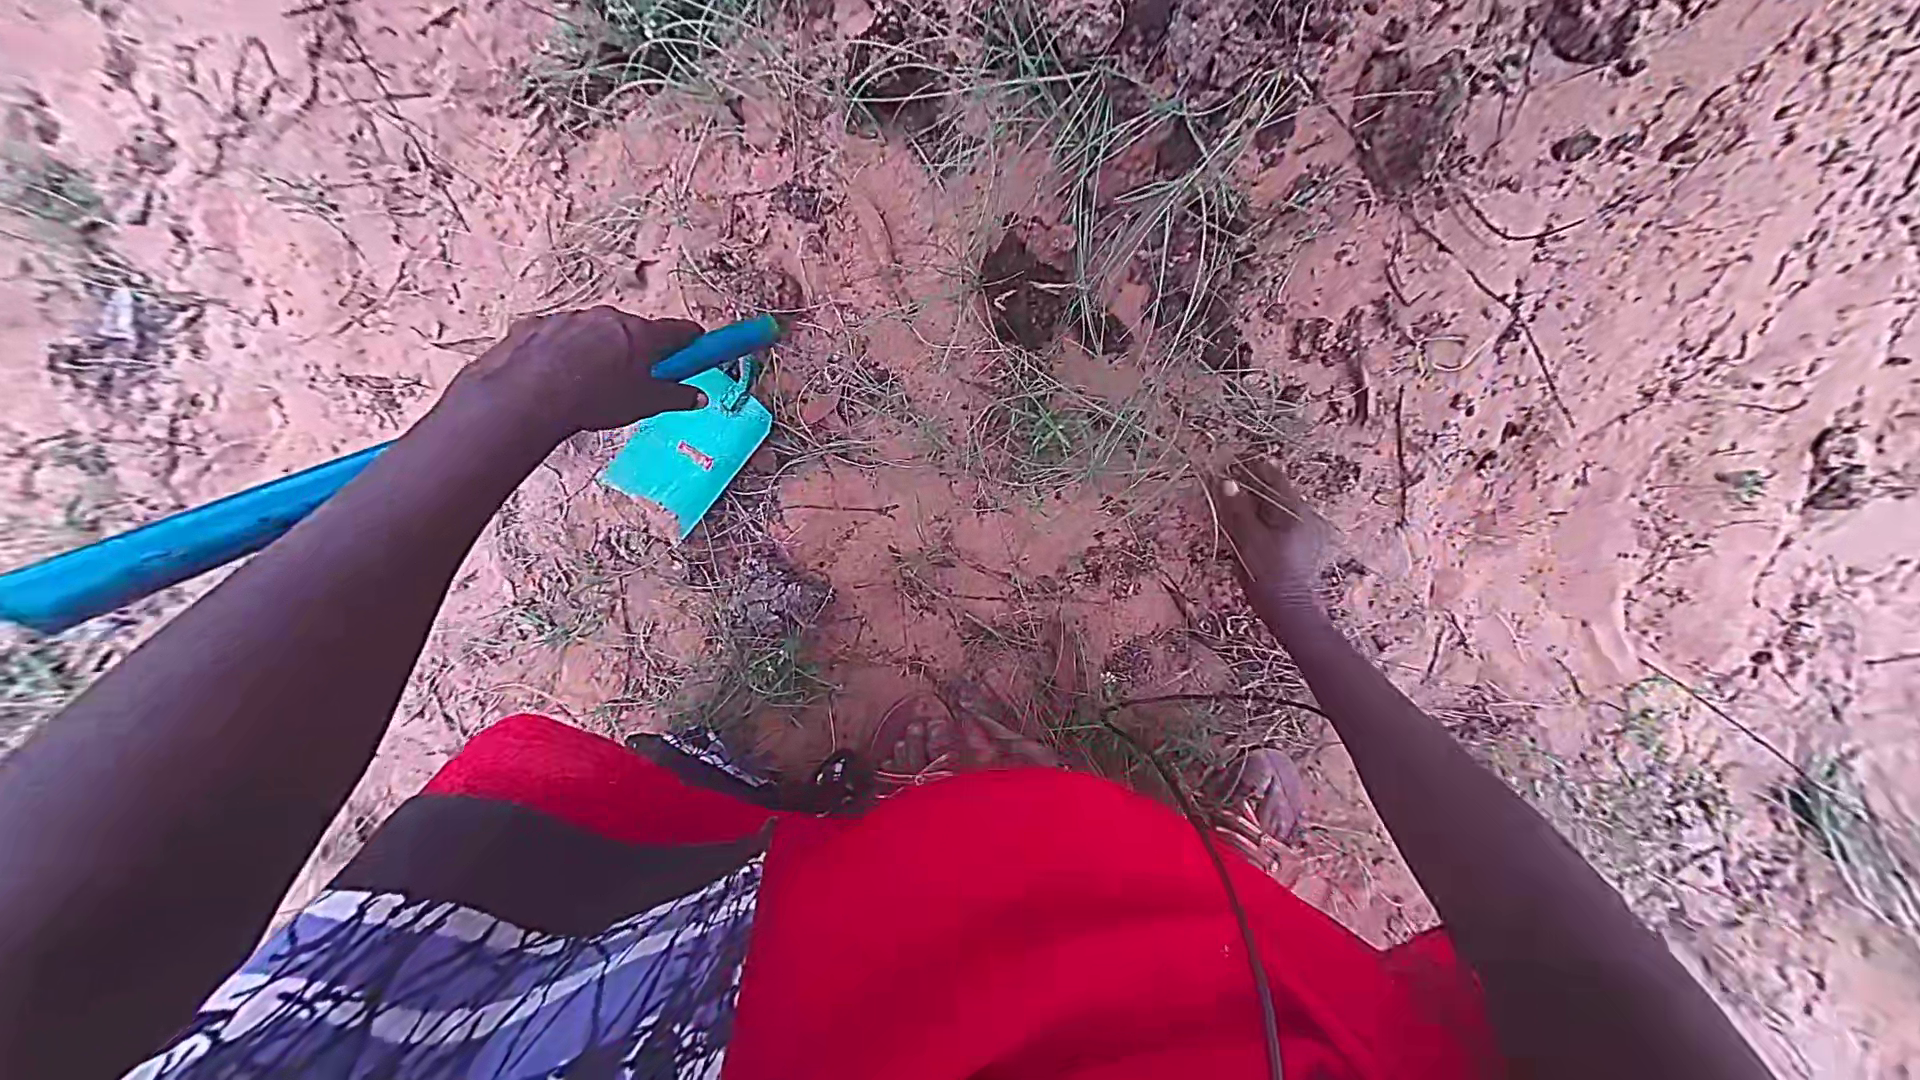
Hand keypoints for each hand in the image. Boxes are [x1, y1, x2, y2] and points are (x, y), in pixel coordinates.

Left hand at [449, 307, 706, 441]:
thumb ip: (677, 397)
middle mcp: (608, 318)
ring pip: (599, 333)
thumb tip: (697, 397)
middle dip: (644, 352)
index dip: (694, 343)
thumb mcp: (647, 404)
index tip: (698, 351)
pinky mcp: (540, 326)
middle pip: (638, 331)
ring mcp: (572, 319)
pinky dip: (571, 354)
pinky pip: (565, 338)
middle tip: (643, 381)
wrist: (529, 396)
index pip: (681, 331)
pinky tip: (566, 380)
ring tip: (598, 387)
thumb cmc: (592, 398)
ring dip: (606, 353)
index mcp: (641, 334)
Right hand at [1210, 457, 1330, 613]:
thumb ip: (1238, 509)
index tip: (1228, 460)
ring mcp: (1294, 532)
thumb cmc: (1270, 573)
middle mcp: (1298, 516)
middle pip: (1270, 490)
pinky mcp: (1287, 546)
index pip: (1272, 476)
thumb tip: (1226, 481)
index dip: (1250, 465)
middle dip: (1246, 481)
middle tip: (1220, 476)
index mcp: (1294, 511)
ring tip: (1223, 494)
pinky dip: (1251, 515)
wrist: (1286, 610)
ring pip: (1267, 506)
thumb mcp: (1250, 539)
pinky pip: (1267, 522)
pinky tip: (1235, 519)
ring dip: (1247, 499)